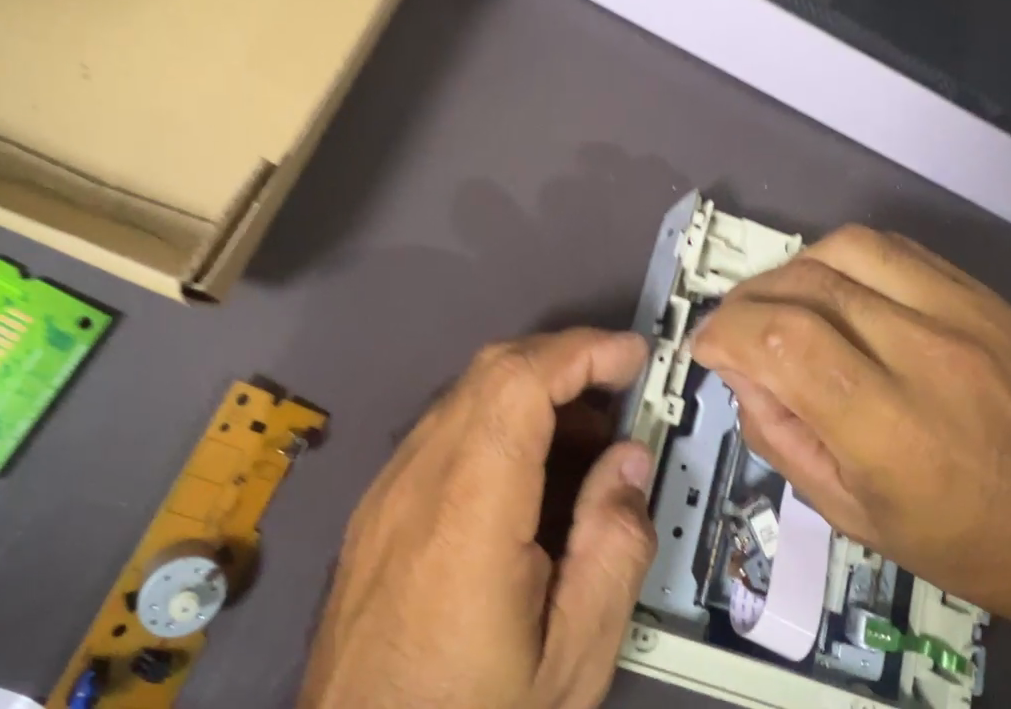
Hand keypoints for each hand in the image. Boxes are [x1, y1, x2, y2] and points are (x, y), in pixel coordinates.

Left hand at [298, 330, 656, 708]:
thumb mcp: (571, 658)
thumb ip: (612, 551)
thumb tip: (628, 463)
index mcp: (466, 514)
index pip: (517, 383)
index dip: (580, 352)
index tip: (634, 357)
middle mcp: (415, 483)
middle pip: (488, 373)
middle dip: (563, 361)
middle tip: (622, 395)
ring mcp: (386, 493)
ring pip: (463, 397)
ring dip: (531, 393)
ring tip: (588, 443)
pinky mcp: (376, 512)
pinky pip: (442, 434)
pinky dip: (496, 424)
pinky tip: (531, 477)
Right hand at [689, 225, 1010, 641]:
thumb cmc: (973, 546)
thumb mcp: (856, 519)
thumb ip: (783, 438)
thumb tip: (741, 374)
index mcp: (889, 427)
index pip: (779, 339)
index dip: (725, 332)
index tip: (707, 349)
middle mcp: (924, 353)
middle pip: (804, 285)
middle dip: (746, 300)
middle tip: (734, 330)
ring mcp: (962, 315)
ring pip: (846, 249)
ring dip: (792, 270)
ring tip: (782, 303)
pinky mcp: (985, 297)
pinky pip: (896, 249)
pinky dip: (845, 260)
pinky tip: (838, 290)